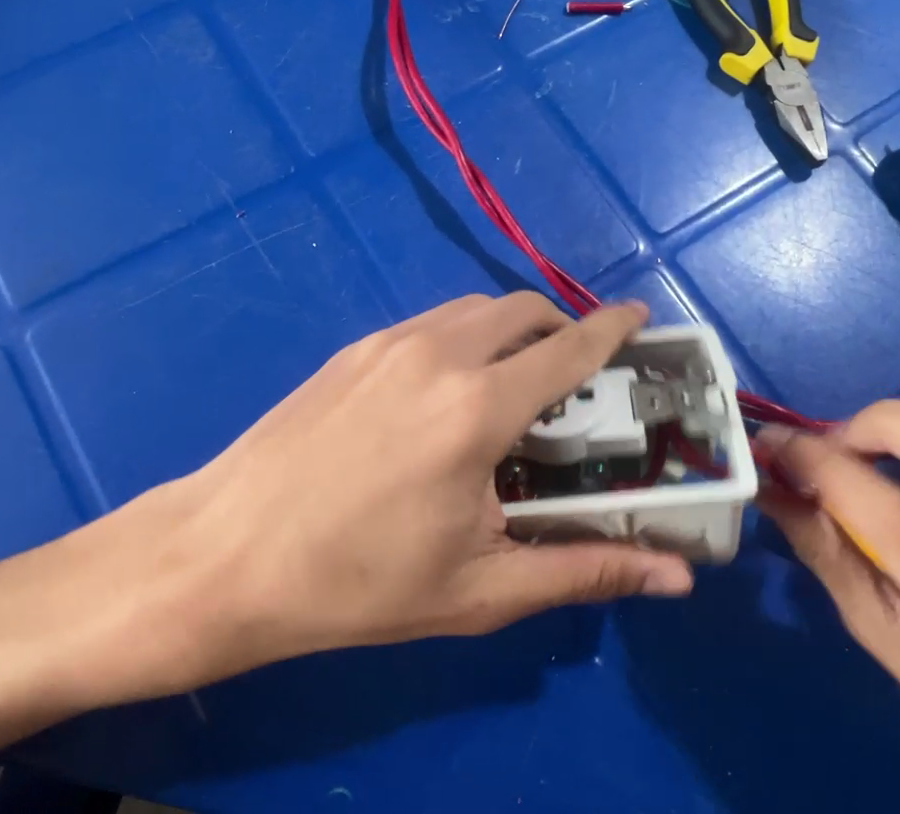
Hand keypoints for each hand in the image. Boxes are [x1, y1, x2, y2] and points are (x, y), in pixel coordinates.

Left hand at [67, 293, 693, 705]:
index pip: (570, 348)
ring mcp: (386, 344)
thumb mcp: (478, 589)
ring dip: (511, 331)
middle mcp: (437, 354)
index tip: (642, 317)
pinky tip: (448, 394)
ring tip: (515, 386)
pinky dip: (465, 337)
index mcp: (477, 407)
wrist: (221, 556)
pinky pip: (430, 324)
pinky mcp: (350, 351)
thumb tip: (677, 578)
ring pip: (474, 310)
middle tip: (577, 378)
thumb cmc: (354, 584)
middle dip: (563, 329)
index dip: (614, 328)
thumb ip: (584, 571)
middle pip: (523, 311)